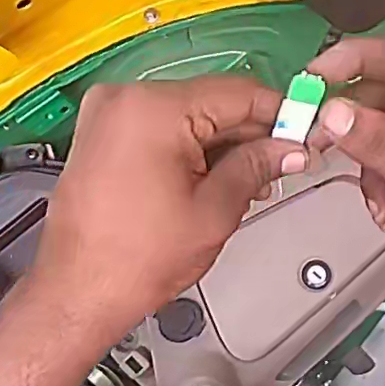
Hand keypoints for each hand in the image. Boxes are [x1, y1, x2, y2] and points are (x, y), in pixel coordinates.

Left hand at [26, 76, 306, 343]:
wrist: (80, 292)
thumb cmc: (134, 261)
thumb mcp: (215, 211)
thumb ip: (257, 167)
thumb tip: (288, 148)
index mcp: (153, 110)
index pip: (237, 93)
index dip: (280, 112)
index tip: (304, 130)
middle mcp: (124, 101)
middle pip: (211, 102)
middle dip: (252, 134)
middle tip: (285, 161)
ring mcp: (109, 117)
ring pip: (189, 116)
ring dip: (225, 145)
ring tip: (253, 181)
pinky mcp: (103, 136)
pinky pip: (162, 129)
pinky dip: (194, 149)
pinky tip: (218, 178)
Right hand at [305, 38, 384, 303]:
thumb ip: (384, 146)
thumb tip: (335, 112)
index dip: (361, 59)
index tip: (319, 76)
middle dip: (359, 125)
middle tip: (324, 144)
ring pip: (380, 123)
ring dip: (369, 163)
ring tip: (380, 200)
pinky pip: (384, 150)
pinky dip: (376, 179)